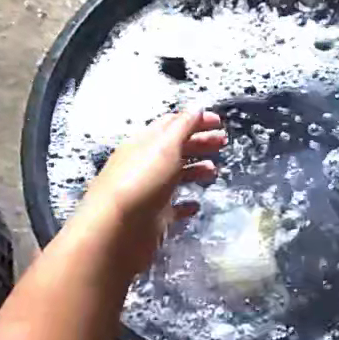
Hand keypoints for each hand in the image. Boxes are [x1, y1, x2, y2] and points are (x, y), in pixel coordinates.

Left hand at [71, 109, 225, 277]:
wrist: (116, 231)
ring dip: (196, 170)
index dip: (195, 120)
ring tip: (214, 171)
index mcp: (144, 143)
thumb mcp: (165, 146)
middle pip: (176, 148)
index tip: (219, 122)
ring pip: (176, 175)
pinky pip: (173, 207)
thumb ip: (183, 126)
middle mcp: (145, 164)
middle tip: (223, 142)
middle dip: (200, 142)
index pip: (172, 124)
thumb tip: (198, 108)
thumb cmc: (141, 182)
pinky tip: (197, 204)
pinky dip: (187, 203)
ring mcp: (148, 192)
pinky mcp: (153, 217)